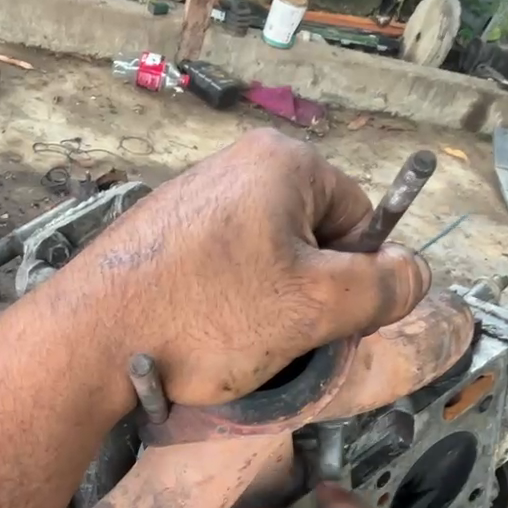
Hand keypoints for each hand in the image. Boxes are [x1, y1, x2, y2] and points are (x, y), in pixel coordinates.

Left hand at [44, 129, 431, 406]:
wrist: (90, 342)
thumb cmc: (207, 318)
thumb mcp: (316, 309)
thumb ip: (385, 288)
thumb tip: (418, 273)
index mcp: (282, 164)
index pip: (357, 219)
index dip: (353, 281)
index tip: (325, 323)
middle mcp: (232, 167)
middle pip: (306, 241)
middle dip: (302, 297)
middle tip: (276, 340)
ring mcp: (187, 202)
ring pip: (259, 264)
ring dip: (261, 309)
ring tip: (230, 343)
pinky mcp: (155, 239)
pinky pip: (213, 274)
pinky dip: (217, 308)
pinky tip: (196, 337)